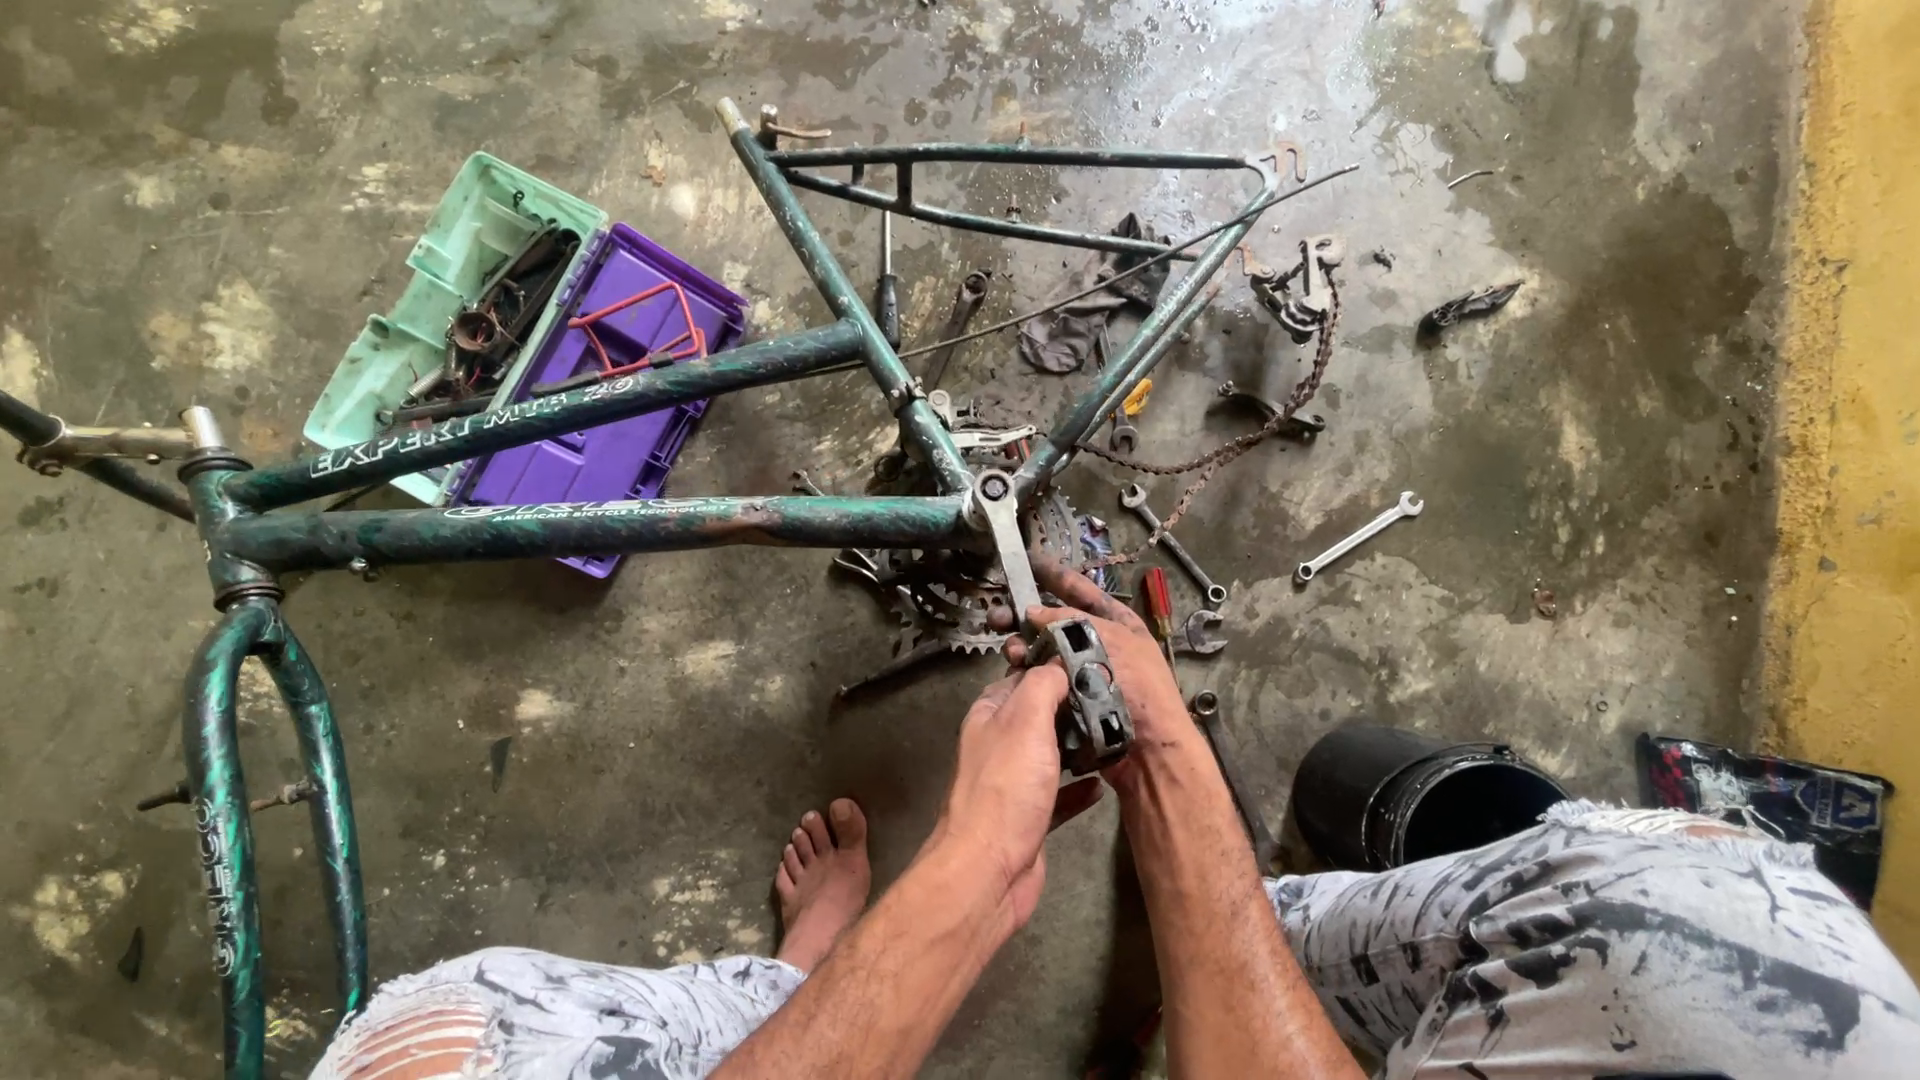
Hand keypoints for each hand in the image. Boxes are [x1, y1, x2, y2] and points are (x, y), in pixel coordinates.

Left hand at [934, 667, 1103, 928]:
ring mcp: (1014, 783)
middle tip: (1114, 701)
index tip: (1092, 664)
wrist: (988, 870)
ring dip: (1079, 747)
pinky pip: (1060, 795)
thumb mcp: (1025, 720)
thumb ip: (1043, 685)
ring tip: (1114, 736)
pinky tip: (1102, 784)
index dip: (1053, 668)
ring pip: (1051, 755)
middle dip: (1073, 708)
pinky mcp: (1030, 818)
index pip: (1023, 677)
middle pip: (1040, 715)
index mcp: (990, 715)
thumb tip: (1061, 663)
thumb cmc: (1006, 788)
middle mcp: (999, 744)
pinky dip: (1080, 789)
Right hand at [990, 556, 1194, 784]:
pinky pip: (1045, 681)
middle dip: (1025, 620)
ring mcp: (1085, 675)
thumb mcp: (1107, 639)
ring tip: (1012, 654)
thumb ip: (1066, 621)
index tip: (1031, 563)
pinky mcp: (1073, 701)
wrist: (1147, 749)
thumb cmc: (1136, 685)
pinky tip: (1016, 674)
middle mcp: (1100, 645)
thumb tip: (1033, 612)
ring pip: (1045, 654)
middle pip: (1055, 624)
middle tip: (997, 619)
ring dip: (1024, 650)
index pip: (1082, 591)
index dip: (1056, 576)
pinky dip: (1029, 676)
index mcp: (1117, 624)